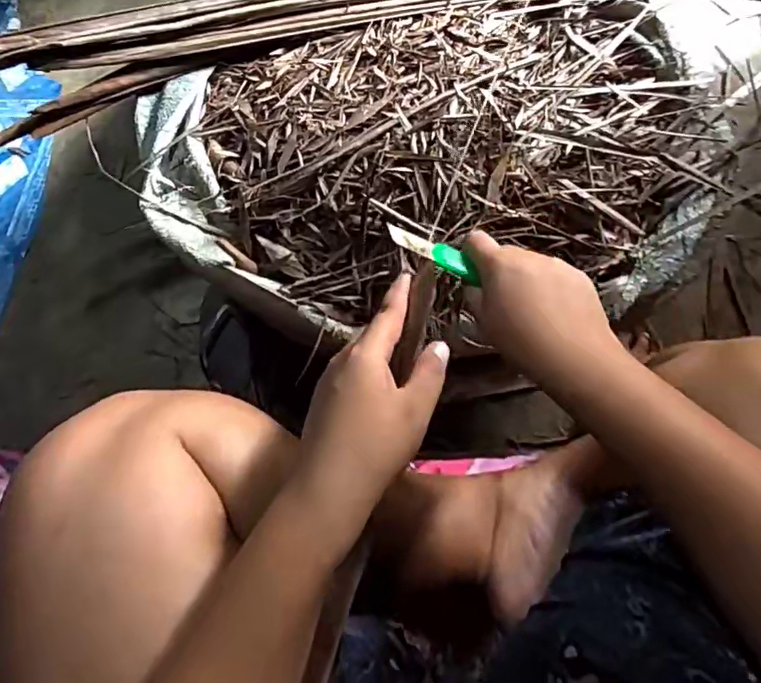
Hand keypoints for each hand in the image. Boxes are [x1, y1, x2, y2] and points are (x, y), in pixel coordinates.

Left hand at [295, 274, 448, 523]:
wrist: (326, 487)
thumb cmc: (377, 446)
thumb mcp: (415, 410)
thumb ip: (429, 374)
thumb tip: (438, 345)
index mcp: (365, 355)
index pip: (386, 316)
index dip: (399, 295)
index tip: (406, 274)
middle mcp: (342, 360)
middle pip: (372, 334)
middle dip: (391, 320)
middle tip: (412, 309)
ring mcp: (328, 379)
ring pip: (360, 354)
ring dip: (380, 346)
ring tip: (402, 344)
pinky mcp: (323, 399)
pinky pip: (351, 371)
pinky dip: (369, 366)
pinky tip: (380, 381)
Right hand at [461, 231, 622, 386]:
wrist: (578, 358)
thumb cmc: (521, 342)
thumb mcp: (484, 322)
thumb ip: (474, 294)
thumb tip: (475, 283)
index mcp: (498, 263)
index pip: (475, 239)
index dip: (471, 255)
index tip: (474, 275)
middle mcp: (527, 256)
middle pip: (505, 254)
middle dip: (501, 271)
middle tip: (506, 302)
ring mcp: (555, 263)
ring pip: (532, 266)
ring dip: (528, 280)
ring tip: (537, 313)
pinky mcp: (578, 275)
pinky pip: (555, 275)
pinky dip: (552, 288)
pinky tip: (559, 315)